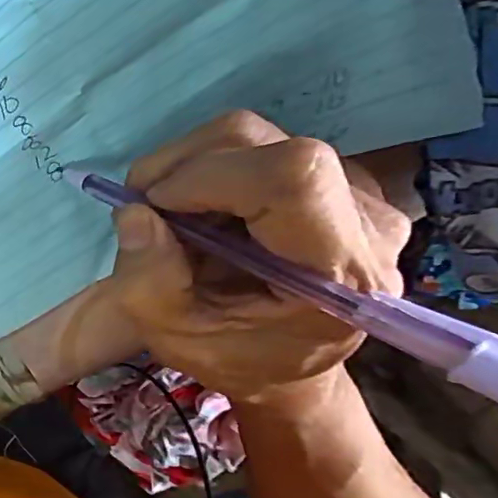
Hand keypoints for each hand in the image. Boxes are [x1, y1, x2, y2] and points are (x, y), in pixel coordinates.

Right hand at [105, 111, 409, 407]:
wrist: (288, 363)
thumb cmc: (237, 357)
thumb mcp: (175, 335)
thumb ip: (149, 281)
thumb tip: (133, 213)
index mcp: (339, 270)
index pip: (290, 177)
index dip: (205, 177)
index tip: (152, 209)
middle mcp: (364, 217)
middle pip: (260, 143)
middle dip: (180, 168)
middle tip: (144, 211)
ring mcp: (354, 189)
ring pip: (251, 135)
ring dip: (186, 166)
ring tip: (168, 214)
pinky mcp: (331, 176)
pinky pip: (255, 145)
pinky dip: (204, 168)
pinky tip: (197, 209)